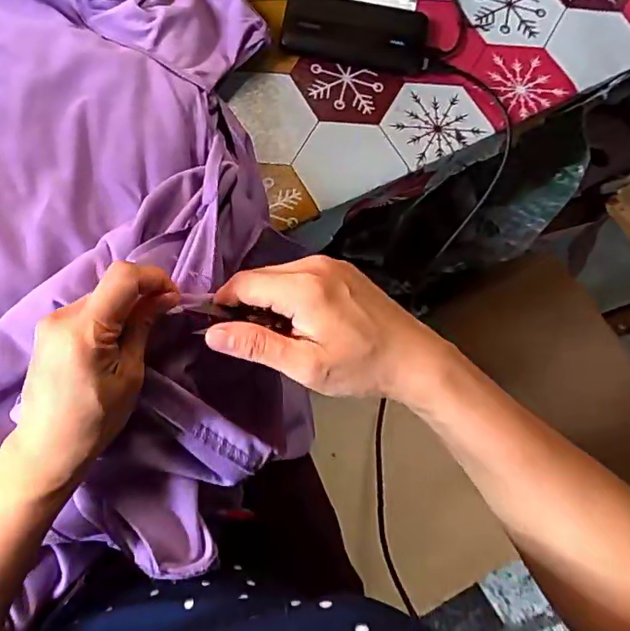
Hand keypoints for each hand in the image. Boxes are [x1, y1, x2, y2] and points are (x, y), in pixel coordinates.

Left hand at [6, 261, 178, 494]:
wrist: (46, 447)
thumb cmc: (95, 420)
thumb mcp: (129, 375)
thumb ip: (142, 328)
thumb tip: (164, 296)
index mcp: (84, 327)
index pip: (122, 276)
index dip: (154, 278)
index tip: (173, 297)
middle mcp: (62, 314)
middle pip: (110, 286)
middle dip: (140, 295)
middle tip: (162, 316)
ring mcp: (50, 321)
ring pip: (97, 298)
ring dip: (121, 307)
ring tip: (134, 336)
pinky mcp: (46, 331)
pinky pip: (83, 312)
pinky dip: (104, 318)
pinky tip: (110, 343)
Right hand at [203, 255, 459, 405]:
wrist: (417, 359)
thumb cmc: (361, 367)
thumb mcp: (305, 365)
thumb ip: (256, 346)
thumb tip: (212, 334)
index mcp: (303, 287)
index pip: (242, 283)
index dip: (224, 305)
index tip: (223, 330)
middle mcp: (313, 265)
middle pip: (257, 276)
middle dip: (246, 303)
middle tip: (255, 338)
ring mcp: (329, 263)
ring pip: (276, 274)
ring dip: (266, 298)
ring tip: (281, 332)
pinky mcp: (340, 268)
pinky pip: (296, 273)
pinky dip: (286, 293)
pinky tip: (300, 319)